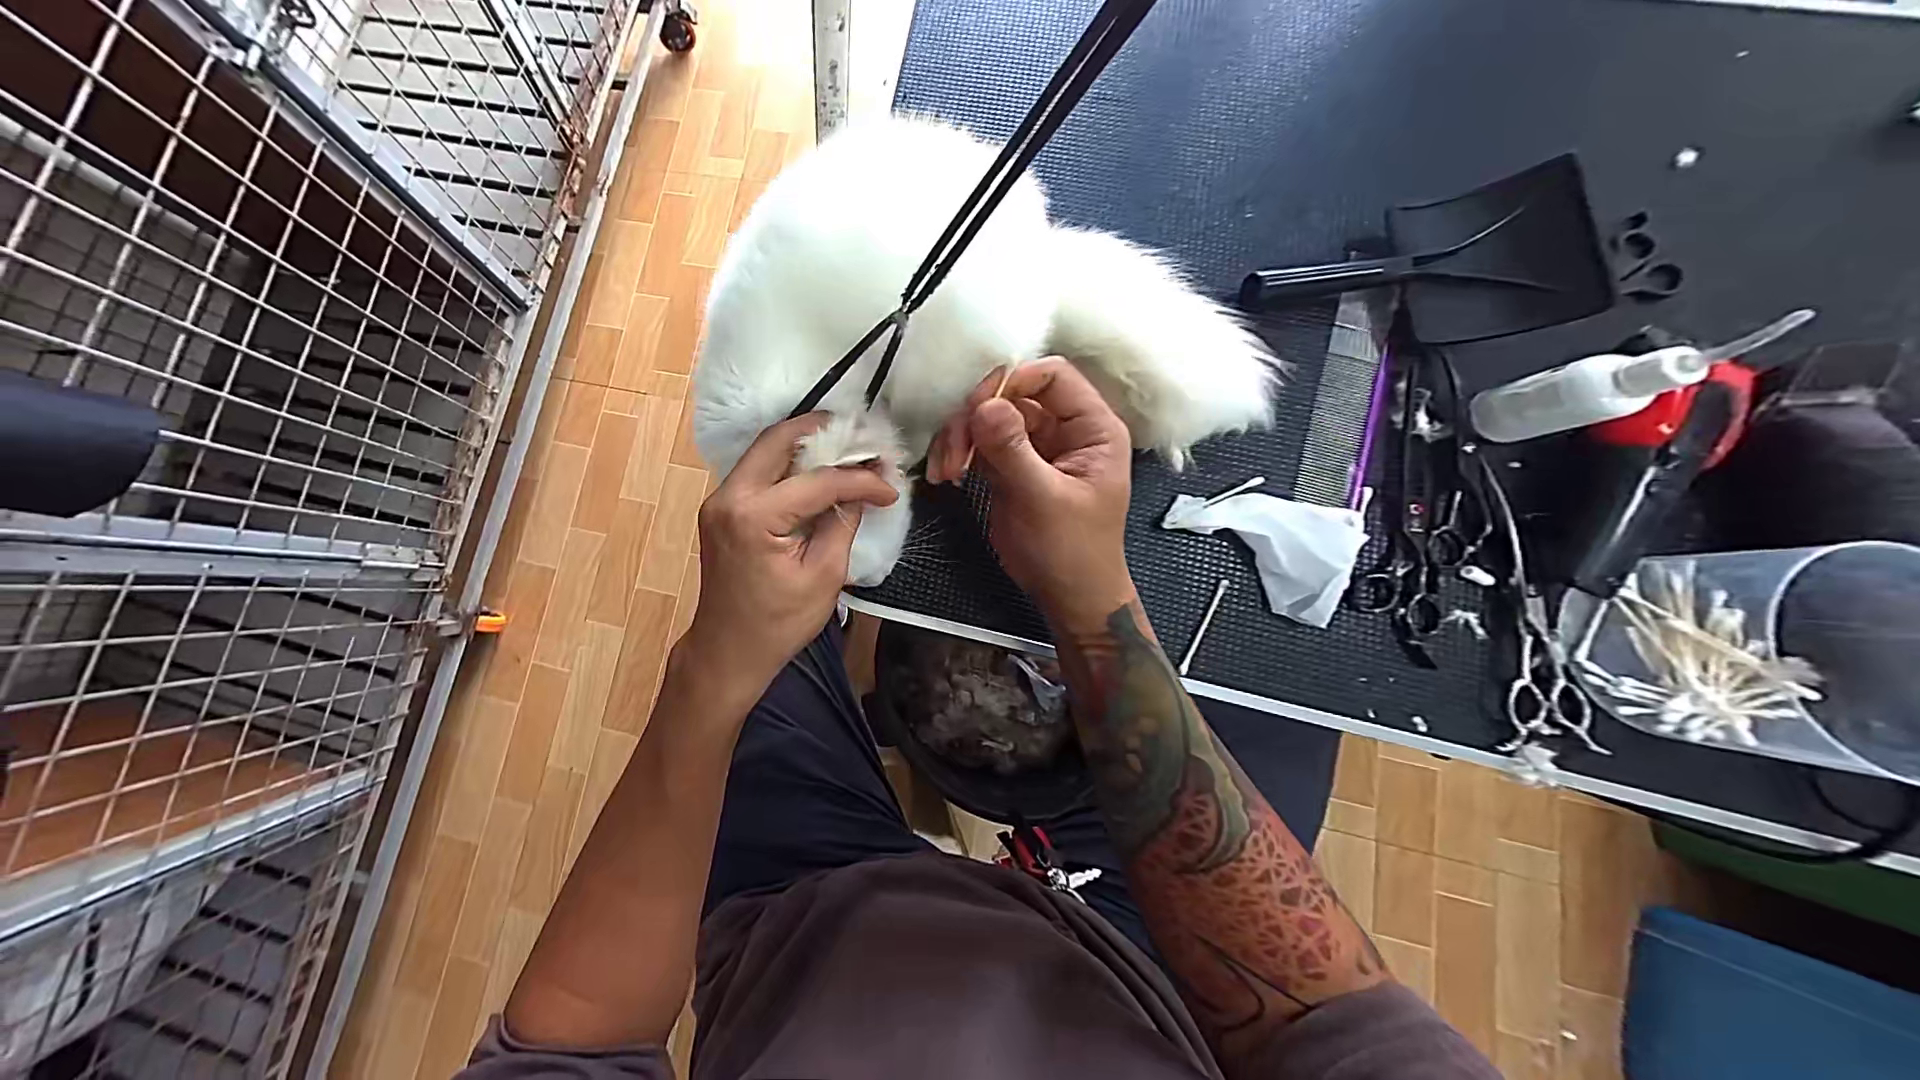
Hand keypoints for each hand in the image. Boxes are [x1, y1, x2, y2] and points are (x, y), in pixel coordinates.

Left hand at [682, 413, 898, 694]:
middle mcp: (728, 496)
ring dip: (806, 444)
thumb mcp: (825, 575)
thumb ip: (844, 523)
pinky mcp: (722, 508)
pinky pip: (759, 470)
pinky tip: (820, 470)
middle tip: (863, 438)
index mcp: (754, 516)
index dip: (860, 479)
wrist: (729, 650)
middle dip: (824, 432)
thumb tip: (864, 490)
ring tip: (848, 449)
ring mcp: (719, 500)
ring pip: (766, 450)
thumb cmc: (779, 623)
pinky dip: (791, 464)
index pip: (818, 480)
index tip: (890, 487)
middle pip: (778, 440)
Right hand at [927, 358, 1136, 632]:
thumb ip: (1013, 450)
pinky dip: (958, 454)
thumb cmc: (1072, 551)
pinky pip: (979, 444)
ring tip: (946, 471)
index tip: (980, 408)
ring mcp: (1035, 448)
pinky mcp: (1010, 467)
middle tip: (954, 449)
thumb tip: (984, 404)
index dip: (1015, 381)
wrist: (1067, 597)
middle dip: (978, 415)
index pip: (1053, 376)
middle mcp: (1064, 430)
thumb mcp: (1044, 499)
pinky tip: (946, 475)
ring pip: (990, 418)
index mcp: (1091, 428)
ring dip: (961, 437)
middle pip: (1013, 395)